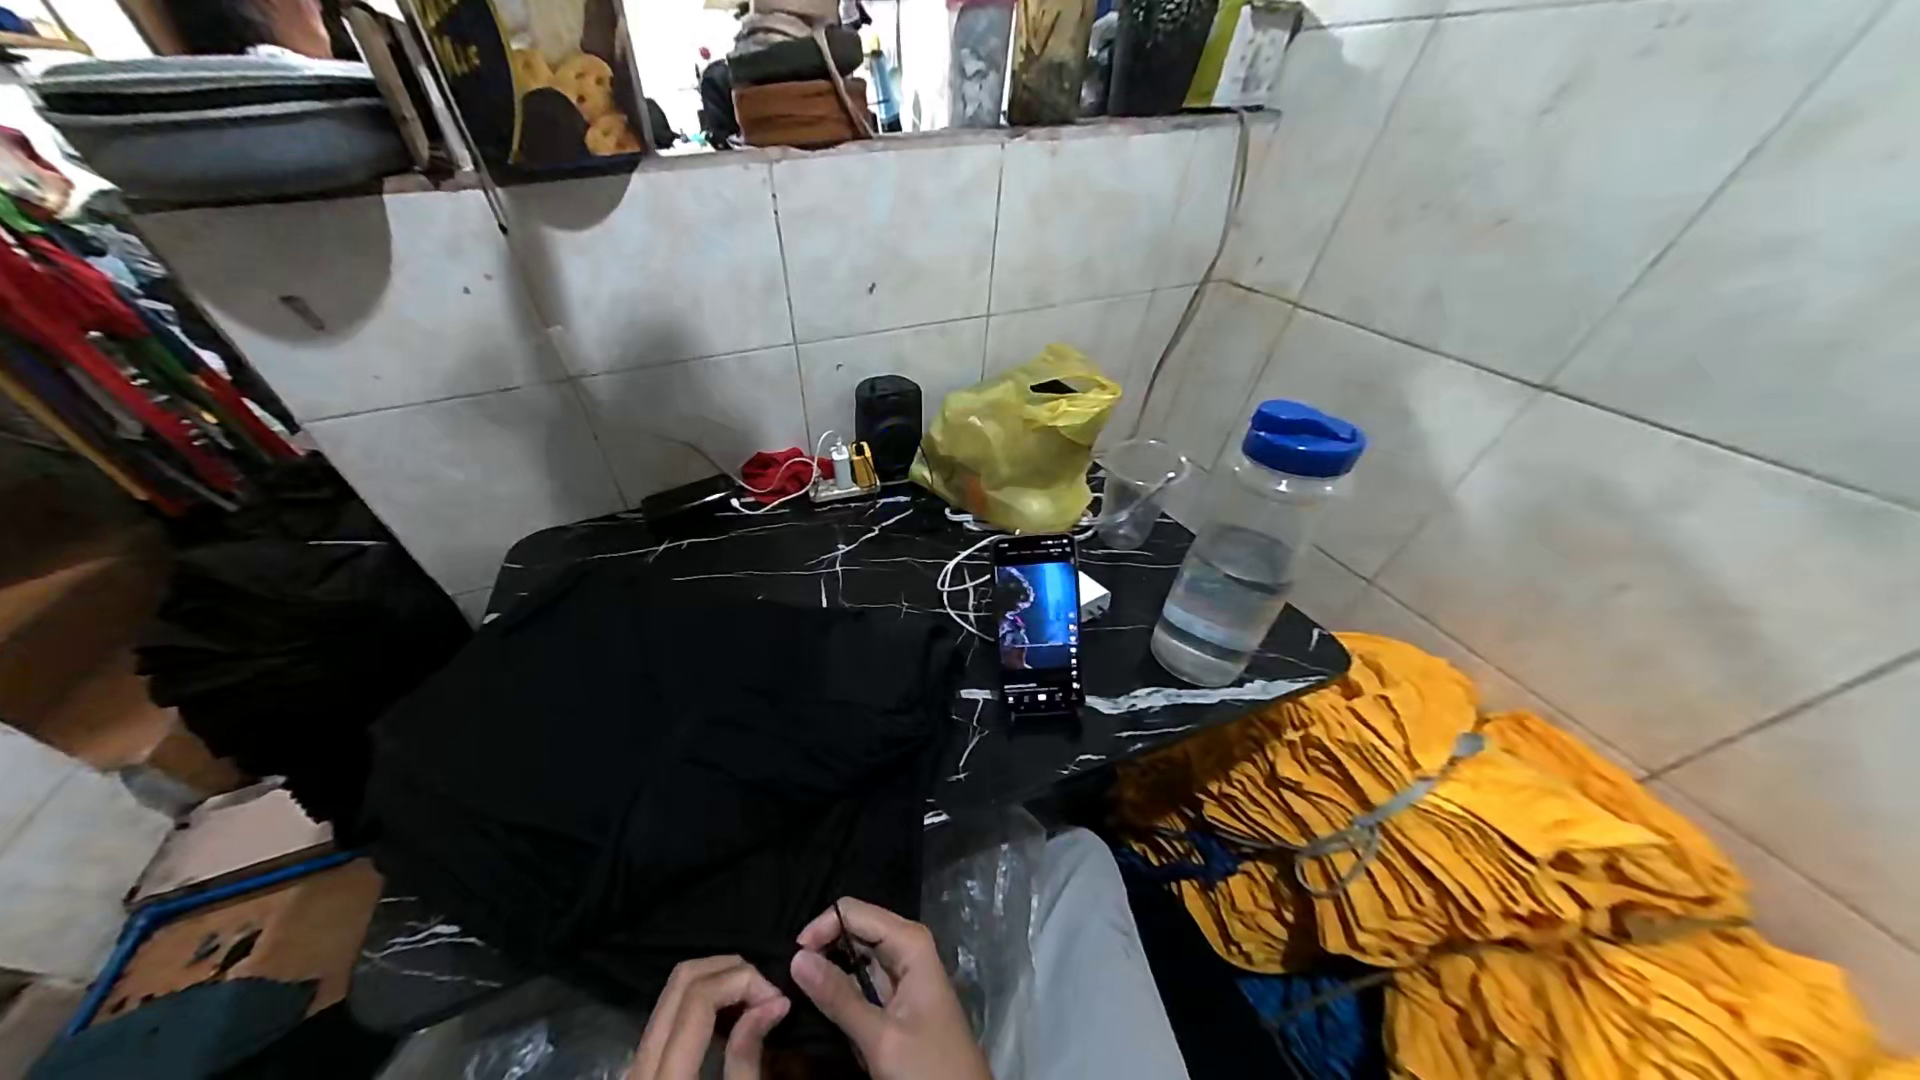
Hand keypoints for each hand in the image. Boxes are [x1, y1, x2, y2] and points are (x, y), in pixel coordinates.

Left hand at [628, 955, 789, 1079]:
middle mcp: (640, 1062)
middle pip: (682, 979)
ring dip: (719, 980)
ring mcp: (634, 1062)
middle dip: (732, 971)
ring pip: (674, 989)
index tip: (777, 1000)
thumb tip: (774, 1002)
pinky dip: (705, 998)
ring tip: (751, 1002)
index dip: (744, 983)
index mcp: (663, 1079)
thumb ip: (746, 1059)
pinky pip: (670, 1011)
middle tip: (765, 993)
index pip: (699, 999)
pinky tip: (729, 1016)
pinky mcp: (640, 1065)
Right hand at [790, 897, 992, 1079]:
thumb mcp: (881, 1038)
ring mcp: (902, 967)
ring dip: (828, 963)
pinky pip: (862, 973)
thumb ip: (839, 997)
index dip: (820, 927)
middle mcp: (906, 943)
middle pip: (854, 925)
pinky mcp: (896, 991)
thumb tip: (796, 958)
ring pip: (856, 950)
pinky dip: (840, 981)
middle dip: (822, 944)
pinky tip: (820, 995)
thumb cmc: (929, 1068)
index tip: (791, 960)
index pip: (854, 911)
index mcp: (909, 940)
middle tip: (789, 974)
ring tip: (798, 983)